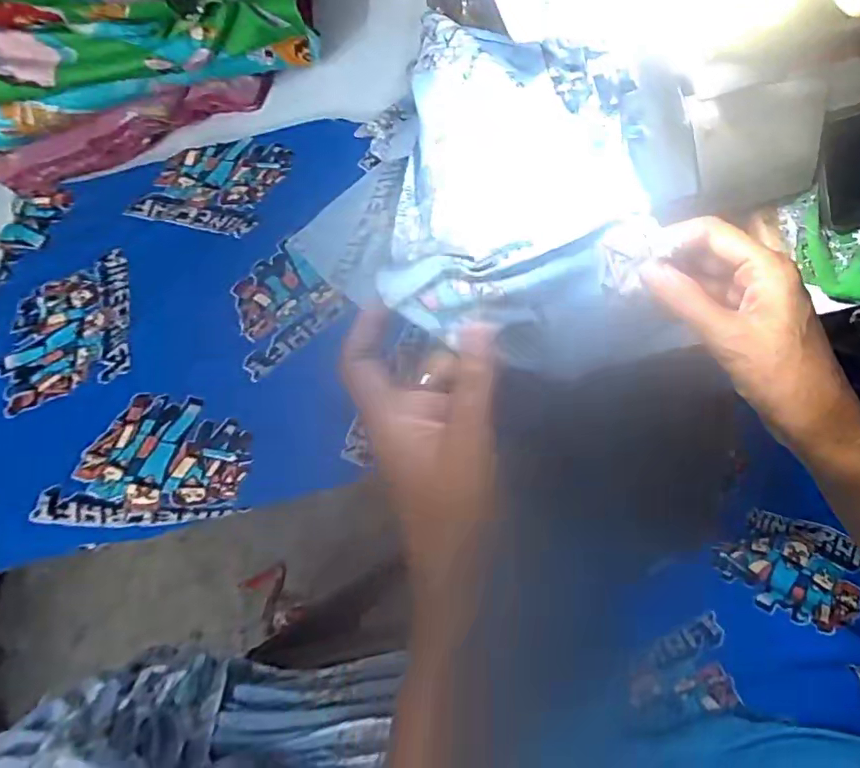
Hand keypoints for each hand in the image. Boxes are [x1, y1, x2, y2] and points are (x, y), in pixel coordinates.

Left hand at [340, 307, 498, 625]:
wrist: (463, 563)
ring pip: (440, 376)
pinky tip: (499, 359)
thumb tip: (477, 322)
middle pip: (411, 360)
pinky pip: (457, 394)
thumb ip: (473, 380)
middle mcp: (402, 414)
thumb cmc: (453, 506)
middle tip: (472, 300)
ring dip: (462, 355)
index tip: (390, 295)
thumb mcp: (467, 437)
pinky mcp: (449, 436)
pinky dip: (473, 376)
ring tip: (494, 325)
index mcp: (388, 414)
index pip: (359, 362)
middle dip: (437, 335)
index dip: (367, 328)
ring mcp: (428, 426)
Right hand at [639, 217, 859, 456]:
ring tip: (643, 284)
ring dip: (681, 277)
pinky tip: (665, 302)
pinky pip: (718, 296)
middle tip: (636, 268)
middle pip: (713, 250)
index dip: (675, 237)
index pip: (714, 232)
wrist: (816, 420)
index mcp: (767, 266)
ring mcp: (759, 295)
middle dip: (675, 256)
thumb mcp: (726, 337)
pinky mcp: (752, 316)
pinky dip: (693, 297)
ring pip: (713, 274)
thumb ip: (684, 299)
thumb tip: (646, 270)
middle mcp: (764, 272)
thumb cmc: (778, 376)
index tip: (641, 252)